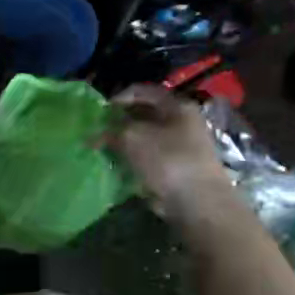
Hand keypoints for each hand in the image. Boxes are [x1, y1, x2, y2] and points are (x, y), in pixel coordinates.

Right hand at [109, 85, 235, 217]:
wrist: (198, 202)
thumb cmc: (167, 161)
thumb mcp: (133, 138)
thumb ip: (112, 130)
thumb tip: (96, 134)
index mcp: (177, 105)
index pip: (143, 91)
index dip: (118, 98)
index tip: (99, 112)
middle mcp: (183, 121)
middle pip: (145, 114)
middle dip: (120, 121)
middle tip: (99, 132)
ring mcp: (183, 145)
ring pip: (147, 137)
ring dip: (126, 142)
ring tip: (105, 150)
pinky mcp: (178, 168)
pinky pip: (151, 157)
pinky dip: (134, 159)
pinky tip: (120, 166)